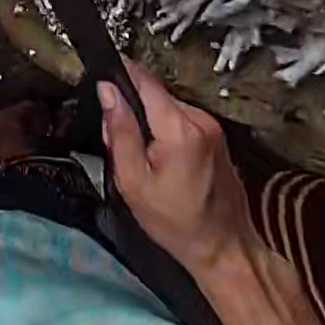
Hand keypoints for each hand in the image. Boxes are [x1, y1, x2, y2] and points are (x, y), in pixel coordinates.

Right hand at [99, 60, 253, 276]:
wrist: (226, 250)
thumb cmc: (174, 220)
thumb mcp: (133, 179)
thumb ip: (119, 129)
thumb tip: (106, 88)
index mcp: (180, 129)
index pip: (144, 80)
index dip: (119, 74)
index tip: (98, 84)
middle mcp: (201, 120)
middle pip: (152, 92)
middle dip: (128, 105)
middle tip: (115, 140)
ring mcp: (212, 127)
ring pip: (163, 104)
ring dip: (144, 118)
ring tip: (136, 153)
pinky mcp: (215, 136)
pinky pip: (177, 116)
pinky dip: (160, 127)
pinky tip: (156, 156)